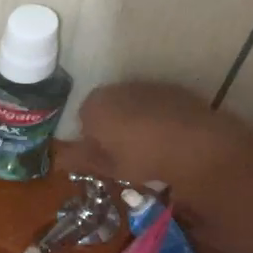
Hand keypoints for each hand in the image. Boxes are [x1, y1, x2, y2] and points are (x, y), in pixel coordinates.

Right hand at [69, 82, 245, 186]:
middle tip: (125, 153)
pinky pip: (156, 105)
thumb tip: (57, 160)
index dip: (92, 140)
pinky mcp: (174, 90)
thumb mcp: (105, 166)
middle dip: (112, 127)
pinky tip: (168, 138)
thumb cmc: (140, 157)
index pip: (82, 120)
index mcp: (94, 105)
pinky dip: (158, 118)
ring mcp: (147, 86)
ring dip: (135, 121)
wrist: (195, 144)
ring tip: (149, 147)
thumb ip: (79, 160)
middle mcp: (117, 88)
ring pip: (132, 105)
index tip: (104, 157)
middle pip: (107, 108)